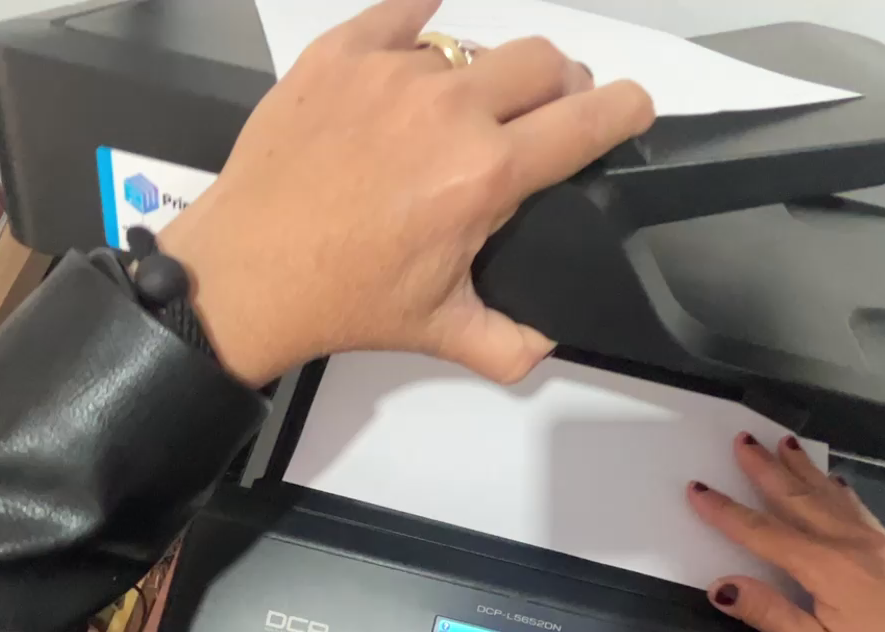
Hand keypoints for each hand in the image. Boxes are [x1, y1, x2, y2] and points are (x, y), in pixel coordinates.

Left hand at [158, 0, 654, 386]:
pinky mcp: (342, 52)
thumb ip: (509, 345)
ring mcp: (393, 71)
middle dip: (561, 89)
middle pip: (545, 62)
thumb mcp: (438, 332)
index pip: (586, 121)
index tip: (633, 110)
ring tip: (460, 121)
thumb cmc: (342, 299)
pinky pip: (405, 8)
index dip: (626, 110)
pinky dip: (424, 23)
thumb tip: (546, 343)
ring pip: (477, 45)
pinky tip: (422, 54)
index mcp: (483, 176)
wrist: (251, 274)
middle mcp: (448, 109)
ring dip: (487, 78)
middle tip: (542, 122)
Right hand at [686, 435, 884, 631]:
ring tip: (783, 444)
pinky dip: (837, 489)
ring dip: (802, 469)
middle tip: (742, 440)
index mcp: (827, 568)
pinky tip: (834, 483)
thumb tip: (723, 587)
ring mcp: (879, 547)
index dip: (725, 511)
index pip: (763, 532)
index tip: (698, 489)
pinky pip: (857, 508)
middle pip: (799, 499)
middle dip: (766, 468)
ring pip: (831, 496)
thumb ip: (768, 613)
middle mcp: (853, 546)